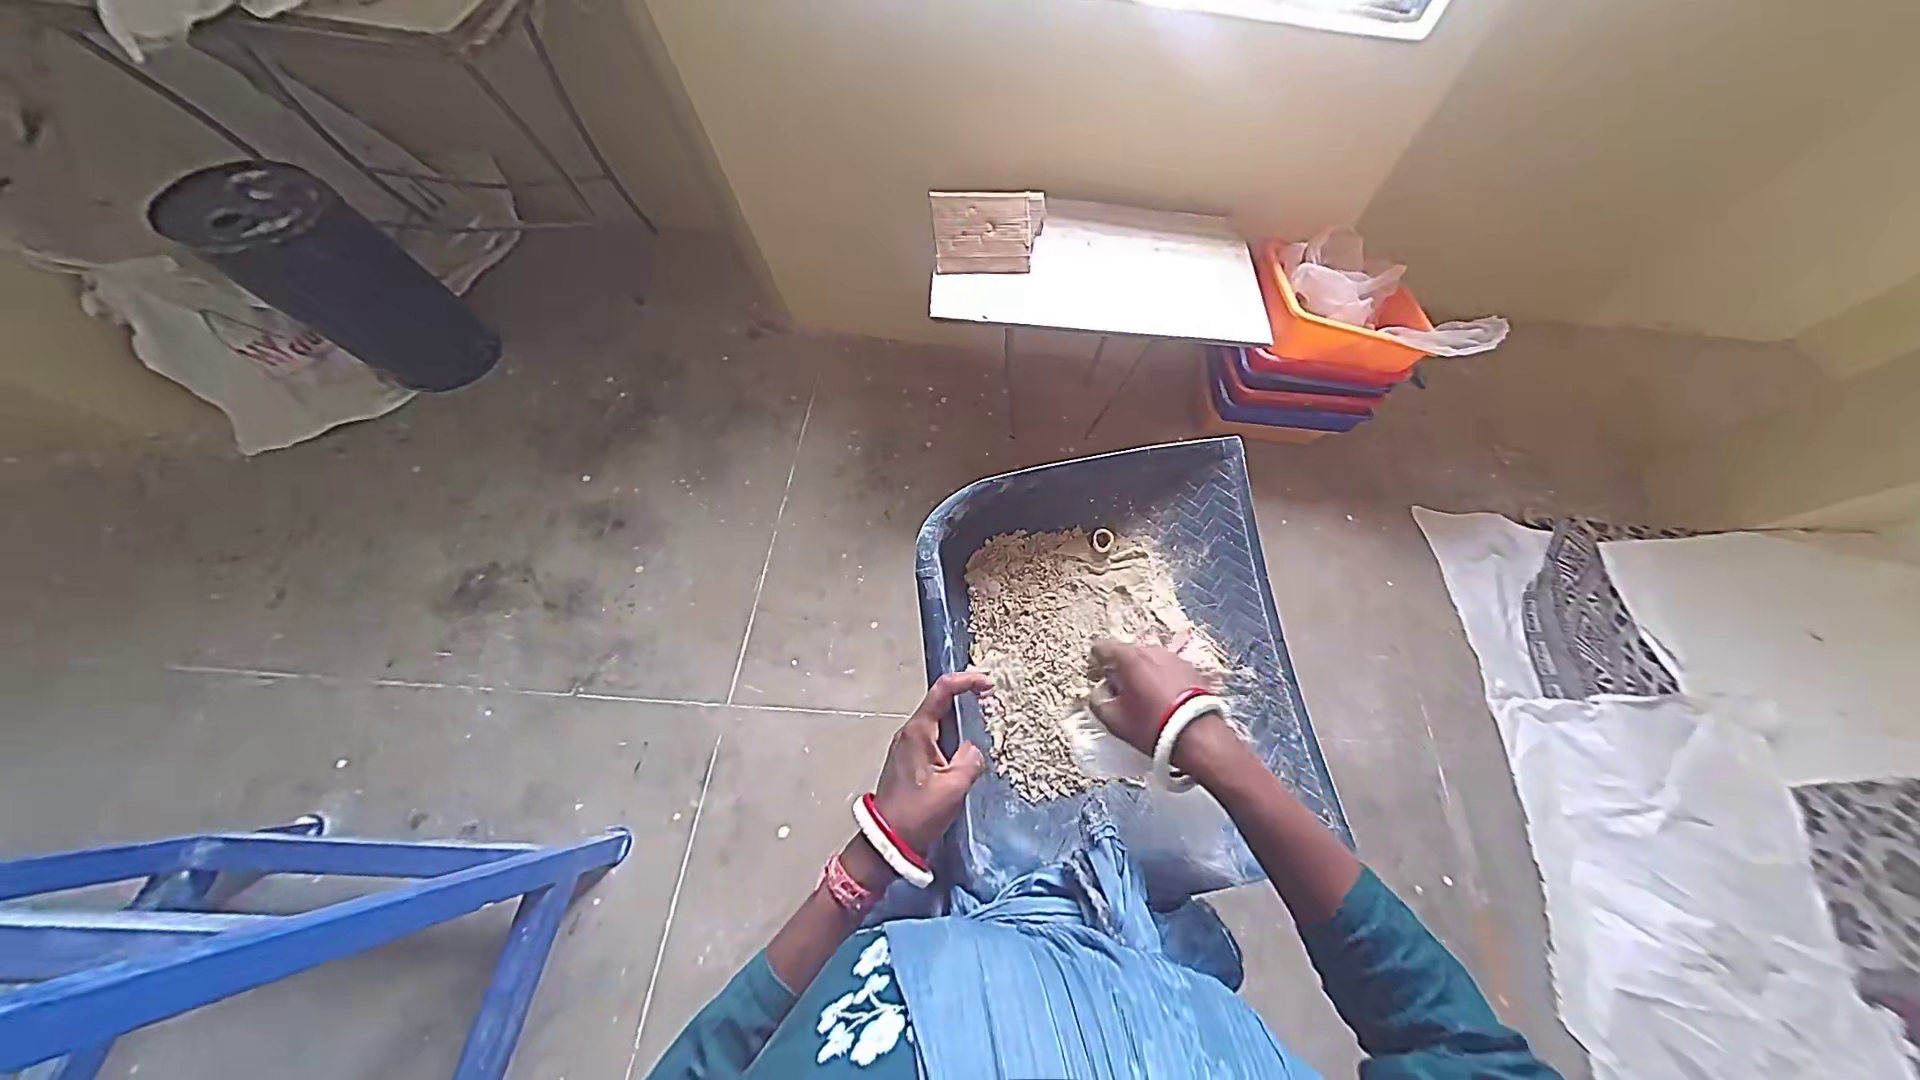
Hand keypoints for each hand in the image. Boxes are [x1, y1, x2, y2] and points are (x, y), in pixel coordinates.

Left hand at [870, 671, 992, 858]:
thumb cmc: (918, 813)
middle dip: (966, 699)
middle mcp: (910, 732)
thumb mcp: (953, 787)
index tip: (989, 684)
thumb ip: (970, 760)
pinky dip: (952, 738)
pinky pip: (935, 739)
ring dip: (960, 721)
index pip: (943, 690)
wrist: (887, 842)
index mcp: (918, 731)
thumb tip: (972, 749)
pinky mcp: (910, 760)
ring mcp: (907, 746)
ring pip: (938, 723)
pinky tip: (965, 751)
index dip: (967, 681)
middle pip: (940, 704)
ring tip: (983, 727)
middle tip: (991, 702)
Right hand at [1087, 640, 1212, 754]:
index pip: (1101, 647)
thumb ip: (1097, 701)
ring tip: (1147, 698)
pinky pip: (1168, 669)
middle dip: (1121, 670)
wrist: (1199, 735)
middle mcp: (1151, 650)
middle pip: (1127, 653)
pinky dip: (1163, 679)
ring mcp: (1174, 657)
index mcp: (1128, 657)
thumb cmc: (1151, 725)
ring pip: (1149, 660)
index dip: (1096, 663)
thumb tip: (1100, 693)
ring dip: (1143, 673)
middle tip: (1122, 693)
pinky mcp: (1192, 669)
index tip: (1099, 679)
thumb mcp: (1114, 720)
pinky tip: (1166, 700)